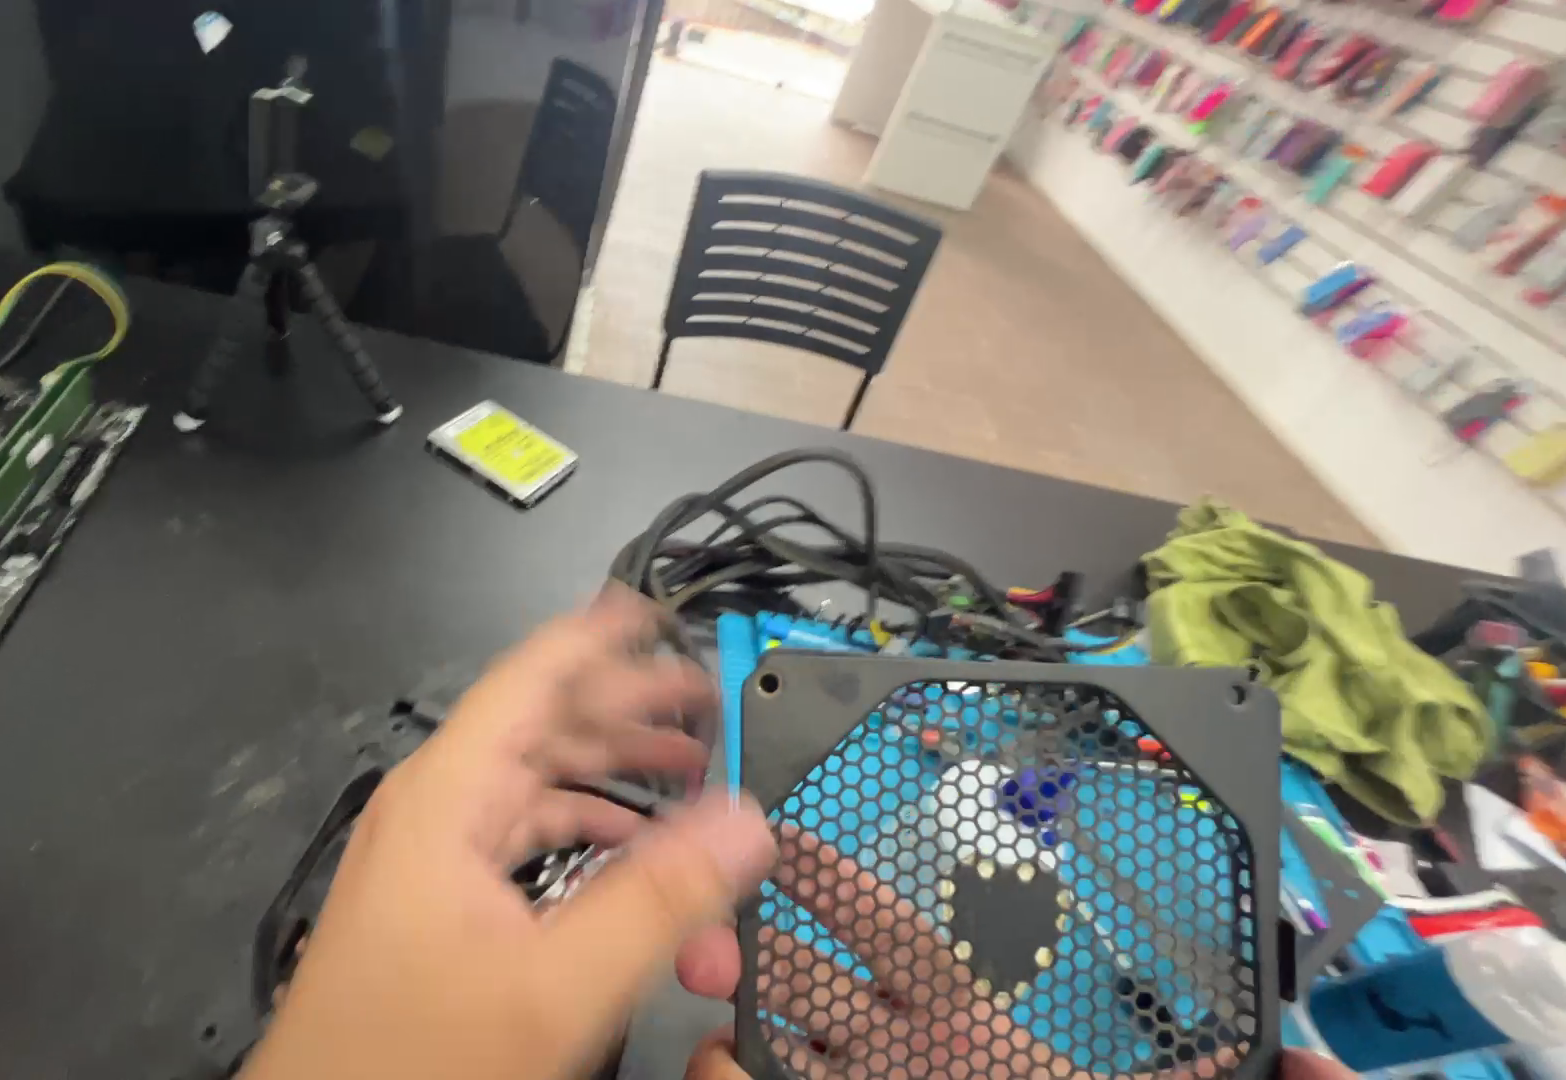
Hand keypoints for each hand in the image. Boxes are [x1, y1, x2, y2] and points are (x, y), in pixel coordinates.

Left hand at [242, 587, 777, 1079]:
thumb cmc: (418, 1052)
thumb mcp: (553, 985)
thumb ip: (657, 899)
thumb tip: (745, 822)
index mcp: (451, 790)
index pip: (531, 675)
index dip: (595, 633)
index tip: (653, 611)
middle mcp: (442, 798)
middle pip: (544, 720)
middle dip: (626, 706)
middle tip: (701, 700)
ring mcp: (441, 840)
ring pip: (539, 772)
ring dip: (610, 764)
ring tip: (685, 766)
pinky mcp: (446, 883)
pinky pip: (527, 824)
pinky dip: (585, 818)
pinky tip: (630, 838)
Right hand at [681, 829, 1318, 1079]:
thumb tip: (1326, 1074)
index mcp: (961, 1024)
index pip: (887, 930)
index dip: (833, 881)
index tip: (775, 835)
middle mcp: (891, 1049)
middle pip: (803, 972)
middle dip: (750, 940)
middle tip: (704, 936)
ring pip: (767, 1040)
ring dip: (728, 1020)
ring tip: (706, 1017)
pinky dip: (732, 1078)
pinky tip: (723, 1072)